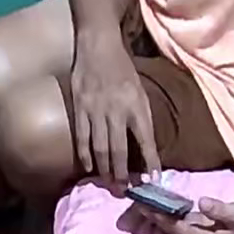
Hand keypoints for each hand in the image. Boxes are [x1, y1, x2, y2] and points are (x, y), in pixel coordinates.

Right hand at [70, 33, 159, 187]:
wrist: (97, 41)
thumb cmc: (123, 72)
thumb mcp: (140, 93)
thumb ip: (143, 122)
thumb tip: (148, 154)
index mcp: (136, 104)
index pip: (146, 140)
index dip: (151, 162)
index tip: (154, 182)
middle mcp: (116, 109)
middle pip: (119, 150)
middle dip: (123, 174)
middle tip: (124, 192)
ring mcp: (95, 108)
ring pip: (100, 148)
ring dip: (105, 170)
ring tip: (110, 185)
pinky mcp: (79, 106)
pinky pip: (82, 137)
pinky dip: (85, 156)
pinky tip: (89, 169)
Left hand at [144, 198, 233, 233]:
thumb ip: (221, 210)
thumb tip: (202, 203)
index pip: (181, 232)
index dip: (166, 222)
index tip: (151, 209)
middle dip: (156, 221)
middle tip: (140, 205)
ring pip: (171, 233)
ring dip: (157, 222)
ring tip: (142, 207)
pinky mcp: (192, 232)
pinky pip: (174, 228)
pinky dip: (164, 219)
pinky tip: (154, 209)